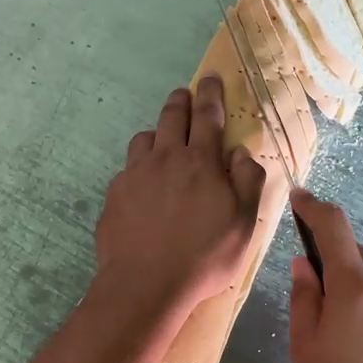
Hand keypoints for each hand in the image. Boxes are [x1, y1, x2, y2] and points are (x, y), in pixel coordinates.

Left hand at [94, 76, 266, 314]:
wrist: (145, 284)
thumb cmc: (204, 257)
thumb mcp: (244, 224)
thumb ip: (247, 182)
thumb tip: (241, 152)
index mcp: (201, 162)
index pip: (208, 117)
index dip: (211, 94)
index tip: (211, 77)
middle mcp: (166, 159)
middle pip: (172, 117)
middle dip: (181, 100)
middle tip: (184, 93)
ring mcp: (135, 174)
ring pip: (145, 138)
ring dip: (157, 132)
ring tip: (163, 139)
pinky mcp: (115, 194)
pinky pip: (128, 168)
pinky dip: (139, 166)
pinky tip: (143, 185)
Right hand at [288, 191, 362, 362]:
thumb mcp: (307, 350)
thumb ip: (304, 301)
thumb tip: (305, 266)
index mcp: (355, 285)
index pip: (334, 227)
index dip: (314, 207)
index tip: (298, 197)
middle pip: (355, 256)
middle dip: (332, 264)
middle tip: (313, 299)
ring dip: (354, 291)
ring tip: (340, 336)